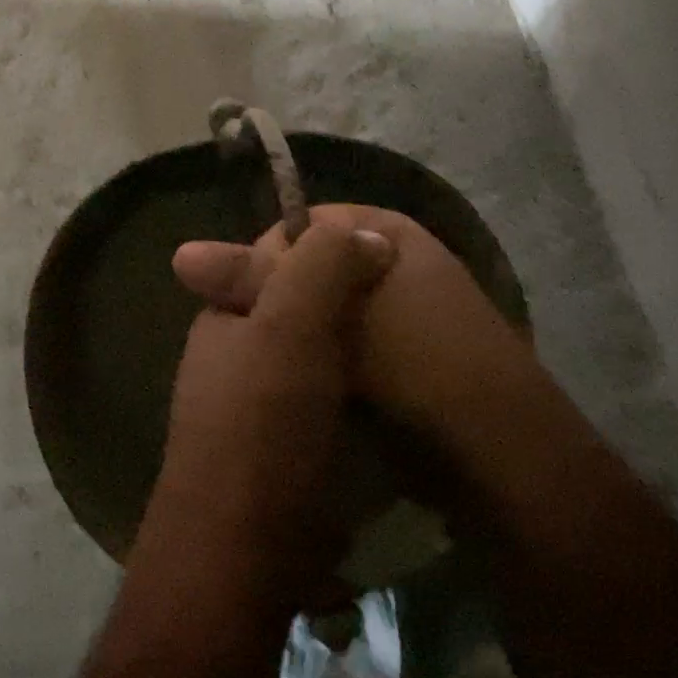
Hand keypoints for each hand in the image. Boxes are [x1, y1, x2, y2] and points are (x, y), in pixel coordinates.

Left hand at [155, 221, 394, 588]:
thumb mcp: (291, 323)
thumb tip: (367, 234)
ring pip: (323, 364)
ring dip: (361, 359)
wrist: (249, 553)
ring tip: (414, 351)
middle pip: (304, 313)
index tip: (381, 255)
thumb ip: (322, 265)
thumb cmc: (265, 424)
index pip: (275, 262)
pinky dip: (363, 402)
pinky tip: (399, 402)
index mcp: (226, 319)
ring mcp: (264, 413)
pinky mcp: (292, 458)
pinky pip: (334, 410)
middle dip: (349, 307)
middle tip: (406, 306)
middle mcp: (238, 360)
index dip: (325, 252)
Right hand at [172, 204, 538, 446]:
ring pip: (326, 319)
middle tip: (253, 348)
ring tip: (270, 374)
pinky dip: (324, 369)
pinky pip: (347, 354)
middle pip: (312, 274)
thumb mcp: (330, 312)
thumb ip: (258, 281)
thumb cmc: (414, 359)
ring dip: (300, 342)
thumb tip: (180, 253)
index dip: (262, 260)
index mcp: (387, 232)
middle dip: (280, 306)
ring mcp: (404, 317)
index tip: (240, 306)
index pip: (302, 228)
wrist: (497, 449)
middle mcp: (396, 265)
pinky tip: (303, 395)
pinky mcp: (403, 365)